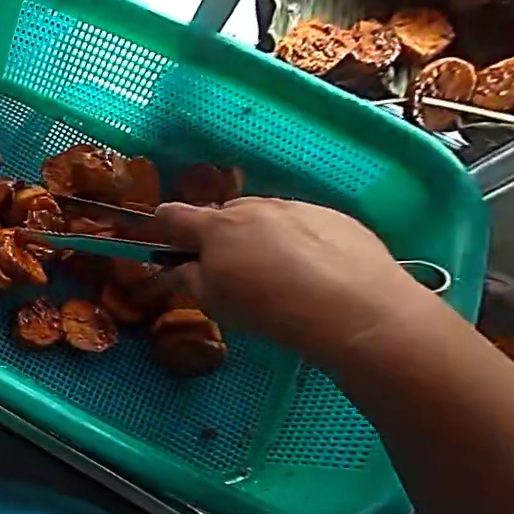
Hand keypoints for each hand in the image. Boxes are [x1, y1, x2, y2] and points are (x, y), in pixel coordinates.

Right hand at [156, 198, 435, 357]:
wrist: (351, 306)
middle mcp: (254, 206)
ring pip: (265, 218)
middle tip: (230, 269)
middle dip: (219, 235)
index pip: (174, 214)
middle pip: (224, 214)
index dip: (162, 225)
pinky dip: (299, 242)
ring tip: (278, 275)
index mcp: (216, 226)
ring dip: (260, 237)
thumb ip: (189, 280)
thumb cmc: (267, 307)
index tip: (164, 239)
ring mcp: (296, 207)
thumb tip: (178, 268)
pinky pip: (303, 225)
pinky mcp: (333, 216)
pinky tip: (314, 273)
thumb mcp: (215, 302)